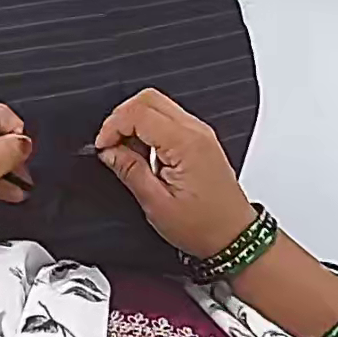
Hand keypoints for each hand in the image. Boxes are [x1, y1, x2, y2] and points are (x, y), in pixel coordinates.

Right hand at [95, 88, 256, 258]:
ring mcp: (199, 133)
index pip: (139, 113)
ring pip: (157, 105)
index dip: (113, 126)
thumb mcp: (157, 204)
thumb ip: (130, 171)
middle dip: (121, 118)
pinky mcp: (199, 139)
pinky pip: (168, 120)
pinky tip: (144, 155)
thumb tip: (109, 151)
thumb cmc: (204, 226)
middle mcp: (195, 131)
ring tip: (128, 155)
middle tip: (110, 145)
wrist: (234, 237)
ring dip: (135, 123)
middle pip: (148, 99)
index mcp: (185, 143)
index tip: (102, 146)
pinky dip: (148, 130)